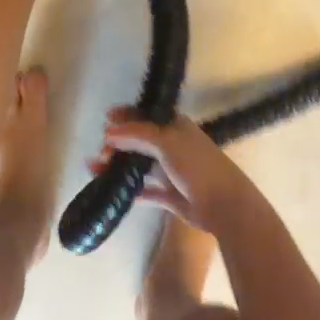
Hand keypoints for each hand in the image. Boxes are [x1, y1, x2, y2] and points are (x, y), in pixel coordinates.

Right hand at [90, 109, 260, 234]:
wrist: (223, 204)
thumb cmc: (196, 165)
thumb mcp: (166, 142)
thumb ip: (137, 134)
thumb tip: (108, 132)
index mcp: (175, 126)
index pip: (147, 115)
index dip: (126, 116)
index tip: (105, 120)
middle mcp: (173, 145)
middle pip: (140, 141)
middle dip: (118, 144)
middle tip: (101, 153)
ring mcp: (172, 171)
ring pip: (140, 166)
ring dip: (119, 167)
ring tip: (95, 169)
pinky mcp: (170, 195)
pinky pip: (146, 190)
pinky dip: (130, 190)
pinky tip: (111, 191)